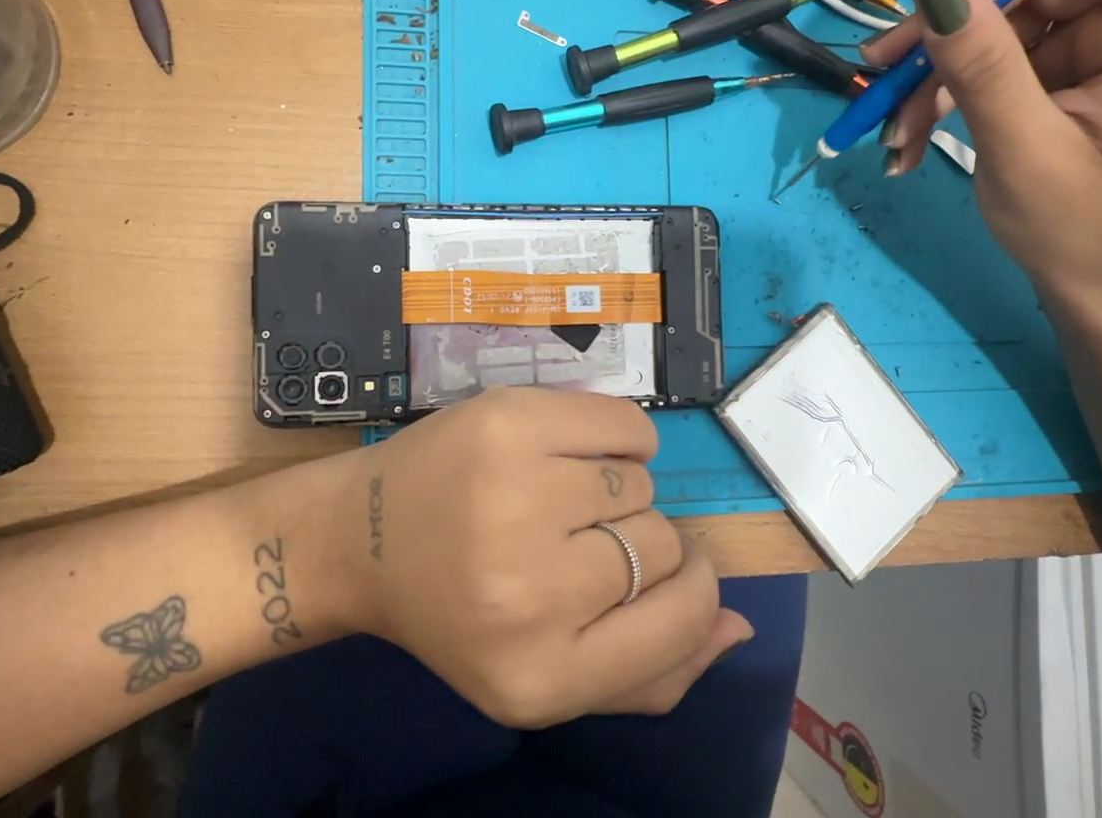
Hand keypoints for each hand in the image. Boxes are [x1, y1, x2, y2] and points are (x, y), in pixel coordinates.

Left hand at [327, 387, 750, 727]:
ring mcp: (516, 498)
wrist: (365, 536)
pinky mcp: (508, 423)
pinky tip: (569, 452)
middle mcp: (531, 595)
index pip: (681, 621)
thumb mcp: (546, 677)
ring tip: (552, 498)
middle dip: (635, 539)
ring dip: (614, 490)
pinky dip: (618, 437)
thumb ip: (650, 671)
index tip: (671, 571)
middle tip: (569, 539)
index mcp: (544, 679)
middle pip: (664, 546)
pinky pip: (626, 426)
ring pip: (642, 485)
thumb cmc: (460, 610)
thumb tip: (736, 625)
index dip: (692, 590)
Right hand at [865, 0, 1101, 302]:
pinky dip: (945, 80)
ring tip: (886, 107)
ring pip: (1009, 7)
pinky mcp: (1061, 66)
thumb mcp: (1023, 153)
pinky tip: (908, 125)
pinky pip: (995, 46)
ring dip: (939, 52)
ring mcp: (1098, 44)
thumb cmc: (1077, 232)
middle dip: (965, 4)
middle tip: (893, 53)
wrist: (1092, 286)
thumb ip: (983, 68)